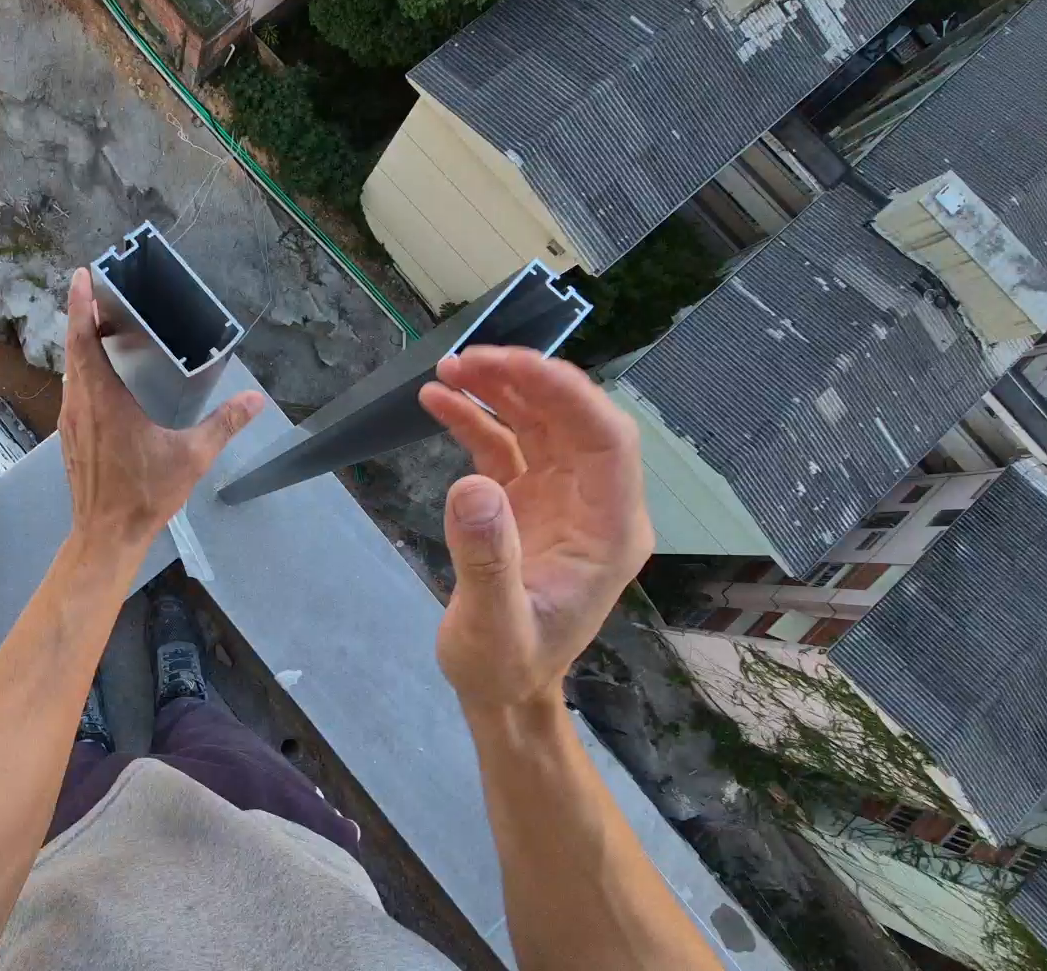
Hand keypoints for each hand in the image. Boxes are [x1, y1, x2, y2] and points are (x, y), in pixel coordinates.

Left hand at [60, 268, 263, 551]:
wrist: (106, 535)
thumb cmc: (144, 495)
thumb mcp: (191, 458)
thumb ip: (224, 425)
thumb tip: (256, 400)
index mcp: (103, 401)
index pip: (83, 340)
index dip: (81, 304)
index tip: (82, 275)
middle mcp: (79, 405)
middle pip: (74, 349)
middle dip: (84, 316)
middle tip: (102, 292)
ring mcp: (70, 422)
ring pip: (71, 371)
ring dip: (82, 344)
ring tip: (104, 325)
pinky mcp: (71, 437)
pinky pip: (73, 391)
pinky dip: (83, 370)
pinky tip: (103, 374)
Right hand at [419, 347, 652, 713]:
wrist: (499, 687)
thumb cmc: (506, 664)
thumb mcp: (494, 624)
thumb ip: (486, 559)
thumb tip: (470, 486)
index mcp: (609, 531)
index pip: (605, 441)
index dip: (565, 394)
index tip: (511, 365)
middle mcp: (591, 504)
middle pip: (570, 420)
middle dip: (522, 382)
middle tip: (463, 360)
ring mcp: (557, 499)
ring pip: (536, 424)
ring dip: (496, 392)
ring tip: (446, 371)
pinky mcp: (523, 501)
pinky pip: (503, 446)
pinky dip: (473, 420)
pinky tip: (437, 403)